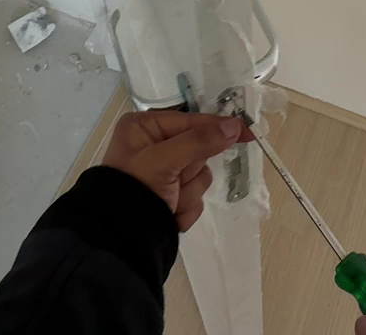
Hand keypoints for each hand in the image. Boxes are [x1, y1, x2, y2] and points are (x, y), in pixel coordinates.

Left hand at [100, 111, 252, 231]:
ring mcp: (164, 174)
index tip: (246, 131)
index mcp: (145, 127)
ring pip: (200, 177)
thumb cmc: (135, 189)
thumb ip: (199, 141)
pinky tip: (168, 214)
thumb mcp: (164, 160)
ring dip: (187, 192)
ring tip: (167, 201)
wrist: (119, 243)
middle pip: (199, 150)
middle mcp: (154, 146)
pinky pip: (195, 198)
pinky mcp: (171, 198)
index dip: (218, 127)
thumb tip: (234, 125)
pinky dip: (184, 208)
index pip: (192, 121)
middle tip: (173, 180)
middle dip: (190, 170)